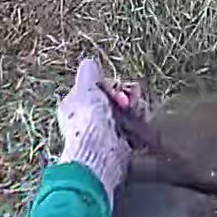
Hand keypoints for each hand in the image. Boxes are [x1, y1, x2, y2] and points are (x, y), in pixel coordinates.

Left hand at [56, 58, 132, 199]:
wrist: (100, 153)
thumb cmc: (89, 118)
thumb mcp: (86, 86)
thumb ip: (89, 72)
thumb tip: (90, 63)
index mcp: (75, 104)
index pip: (95, 88)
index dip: (108, 85)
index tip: (116, 88)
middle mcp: (88, 118)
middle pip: (111, 99)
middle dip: (124, 95)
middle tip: (130, 98)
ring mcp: (104, 133)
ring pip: (124, 112)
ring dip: (134, 107)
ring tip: (136, 108)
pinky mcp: (120, 146)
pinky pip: (133, 128)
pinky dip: (139, 122)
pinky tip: (142, 118)